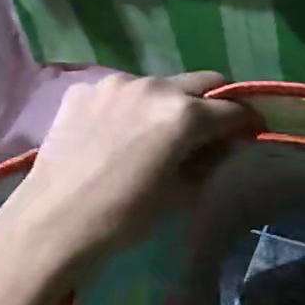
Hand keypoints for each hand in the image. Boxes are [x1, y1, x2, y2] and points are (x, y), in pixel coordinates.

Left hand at [0, 71, 256, 274]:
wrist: (53, 222)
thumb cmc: (126, 216)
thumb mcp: (181, 192)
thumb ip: (210, 159)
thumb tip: (225, 144)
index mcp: (184, 114)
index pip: (232, 109)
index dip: (248, 121)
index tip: (252, 132)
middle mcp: (153, 85)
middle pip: (202, 81)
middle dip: (214, 103)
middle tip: (212, 130)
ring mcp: (115, 83)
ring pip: (160, 84)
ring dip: (170, 104)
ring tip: (157, 134)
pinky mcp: (84, 89)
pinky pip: (122, 91)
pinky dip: (133, 107)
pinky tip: (119, 135)